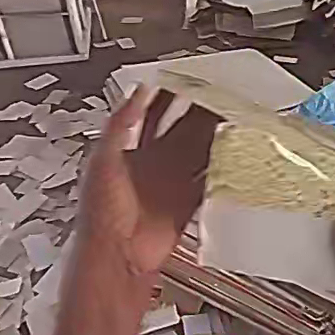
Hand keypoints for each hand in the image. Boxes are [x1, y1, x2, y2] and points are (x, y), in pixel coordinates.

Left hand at [77, 85, 217, 278]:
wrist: (115, 254)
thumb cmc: (101, 212)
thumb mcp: (103, 159)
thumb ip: (121, 124)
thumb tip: (136, 93)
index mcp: (131, 151)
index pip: (154, 115)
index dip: (169, 97)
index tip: (185, 81)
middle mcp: (154, 164)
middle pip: (183, 131)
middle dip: (201, 114)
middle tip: (219, 97)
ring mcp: (171, 183)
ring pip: (199, 153)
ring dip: (215, 139)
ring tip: (232, 121)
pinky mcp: (186, 202)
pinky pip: (208, 181)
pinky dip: (221, 170)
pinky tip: (233, 158)